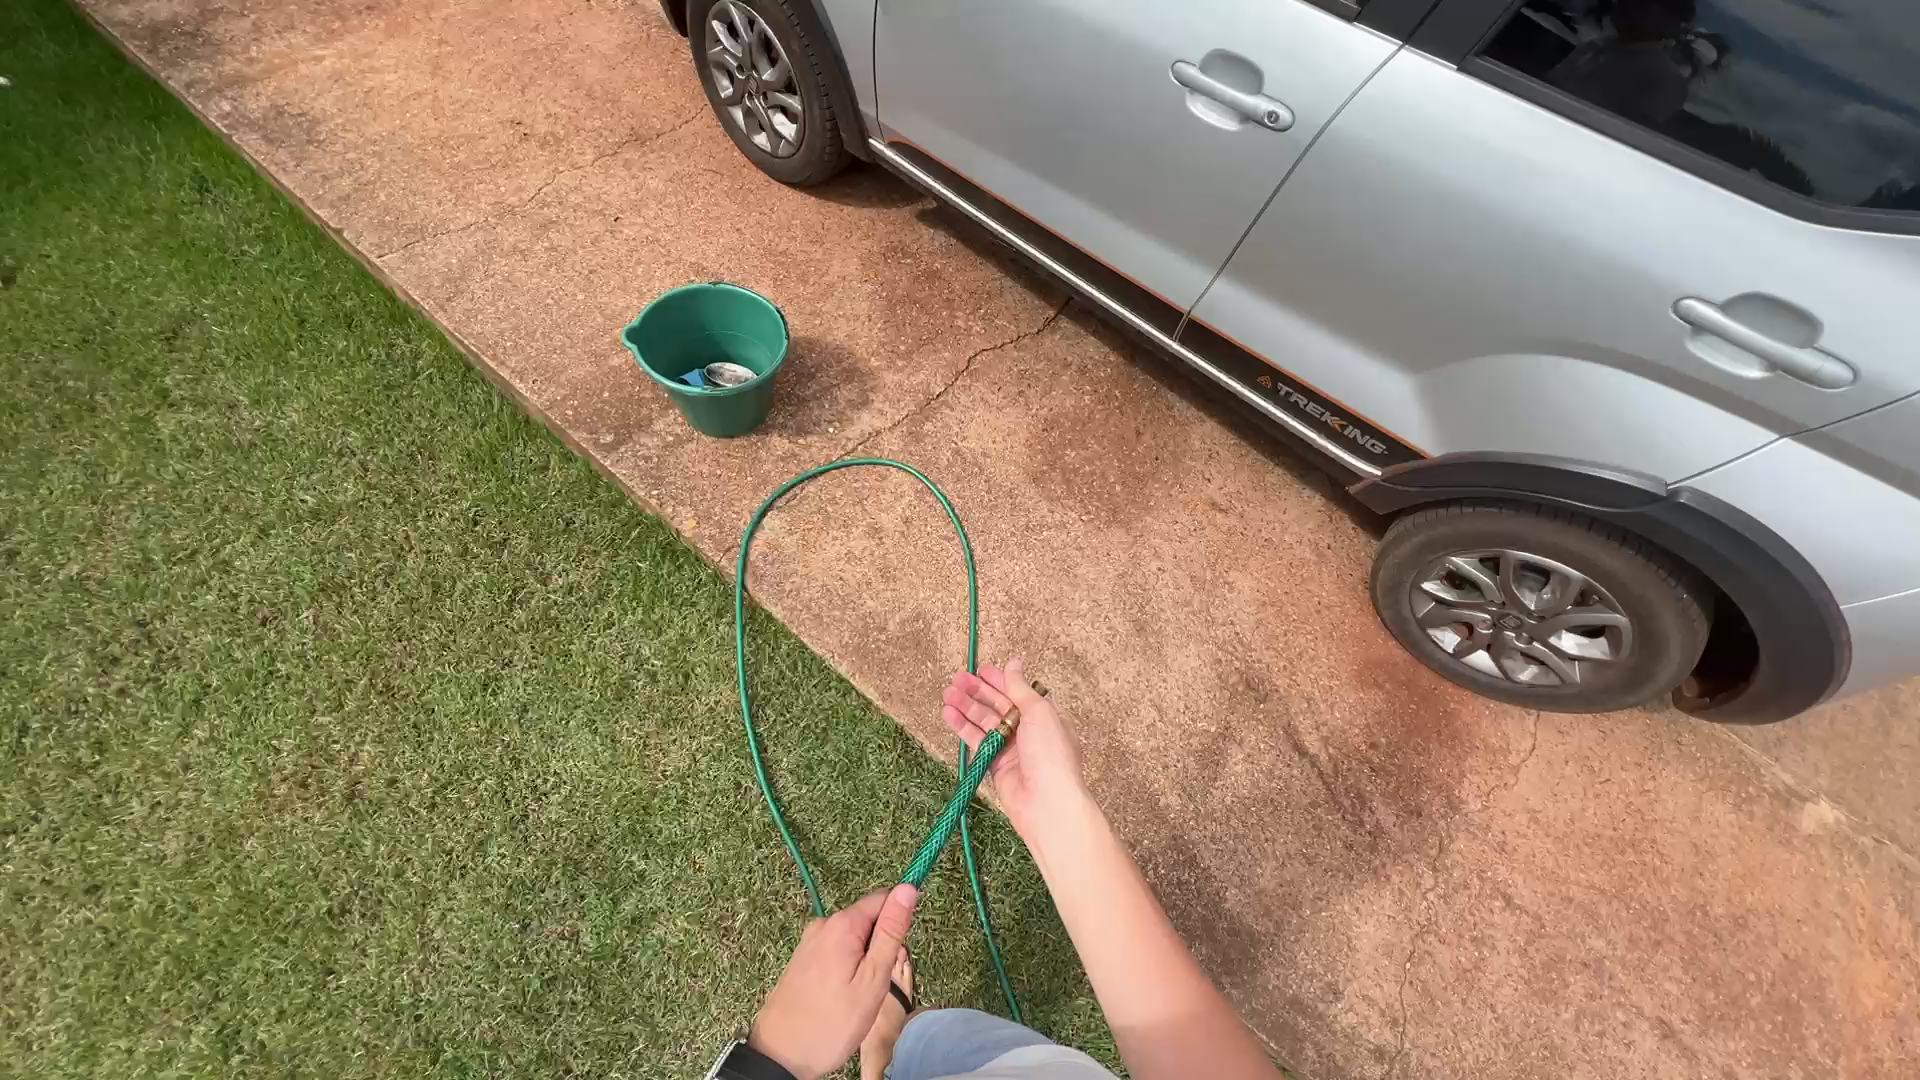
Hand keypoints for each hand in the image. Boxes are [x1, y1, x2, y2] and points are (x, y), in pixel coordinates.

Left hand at [747, 884, 918, 1079]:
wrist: (779, 1057)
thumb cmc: (832, 1022)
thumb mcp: (873, 978)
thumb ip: (891, 931)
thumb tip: (908, 888)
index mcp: (843, 924)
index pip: (883, 899)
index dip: (896, 923)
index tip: (896, 955)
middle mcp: (824, 924)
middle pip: (867, 919)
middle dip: (879, 945)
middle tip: (875, 984)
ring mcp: (810, 941)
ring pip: (852, 937)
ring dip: (863, 959)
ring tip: (858, 995)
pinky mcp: (803, 958)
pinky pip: (835, 950)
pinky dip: (846, 967)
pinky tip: (841, 996)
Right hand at [941, 657, 1089, 839]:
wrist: (1047, 803)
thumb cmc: (1051, 754)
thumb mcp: (1039, 712)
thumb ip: (1020, 688)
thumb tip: (1014, 662)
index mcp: (1044, 715)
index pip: (1017, 691)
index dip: (999, 680)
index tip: (980, 670)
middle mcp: (1028, 730)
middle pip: (998, 705)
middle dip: (977, 692)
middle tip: (956, 679)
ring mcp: (1011, 748)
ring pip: (984, 722)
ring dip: (966, 707)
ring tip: (947, 693)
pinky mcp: (995, 764)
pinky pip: (976, 741)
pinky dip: (962, 727)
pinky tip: (949, 714)